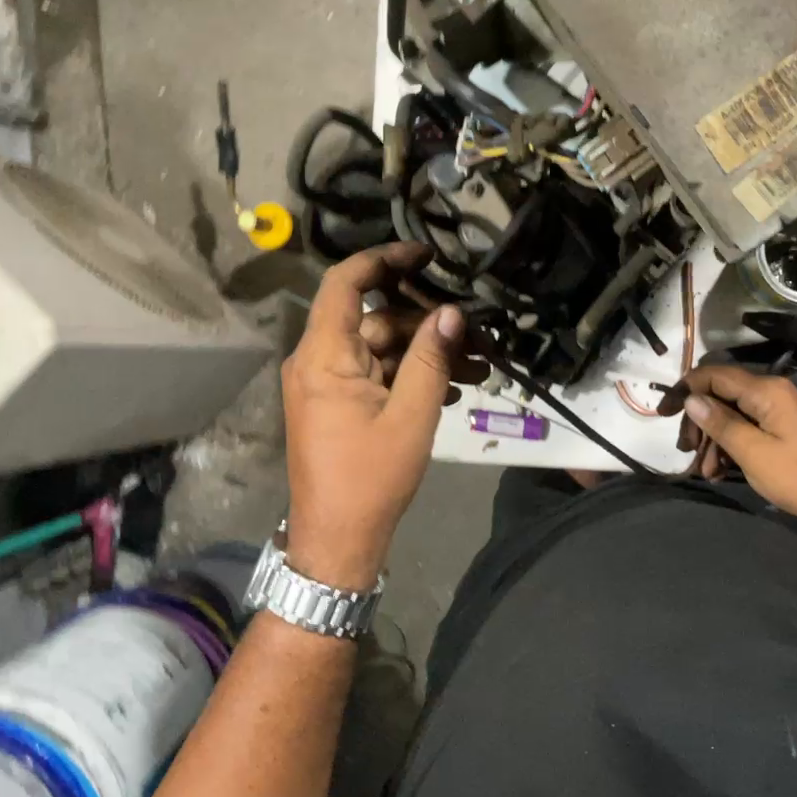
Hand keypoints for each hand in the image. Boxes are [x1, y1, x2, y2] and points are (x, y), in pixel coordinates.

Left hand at [281, 243, 485, 588]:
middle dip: (427, 324)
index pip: (345, 284)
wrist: (338, 541)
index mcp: (324, 357)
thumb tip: (451, 312)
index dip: (384, 260)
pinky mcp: (339, 406)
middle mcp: (318, 362)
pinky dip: (411, 377)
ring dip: (428, 356)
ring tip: (478, 370)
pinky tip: (453, 391)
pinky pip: (377, 376)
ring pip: (382, 350)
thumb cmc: (371, 478)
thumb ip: (432, 359)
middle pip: (375, 320)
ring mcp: (327, 386)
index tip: (426, 256)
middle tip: (477, 334)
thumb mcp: (411, 416)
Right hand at [661, 366, 796, 533]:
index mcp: (766, 390)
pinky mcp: (780, 426)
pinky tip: (718, 470)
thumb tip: (691, 399)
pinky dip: (728, 445)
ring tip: (704, 470)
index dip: (685, 389)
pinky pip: (745, 426)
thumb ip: (720, 423)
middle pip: (720, 394)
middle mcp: (771, 391)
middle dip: (698, 421)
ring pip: (730, 413)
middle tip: (686, 451)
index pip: (714, 375)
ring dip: (712, 439)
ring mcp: (777, 409)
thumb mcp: (751, 452)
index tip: (663, 413)